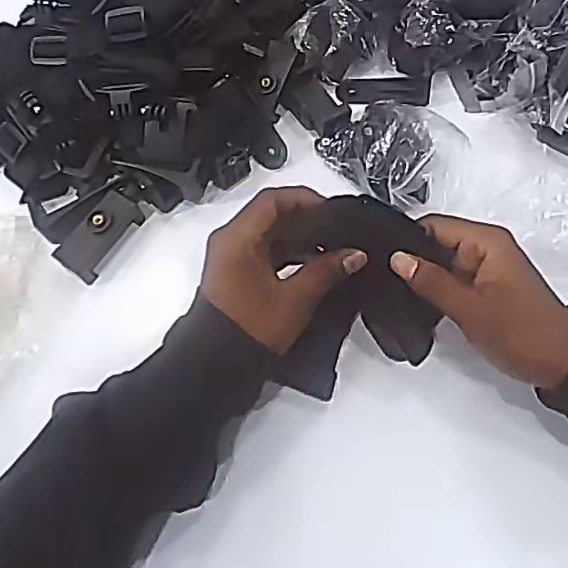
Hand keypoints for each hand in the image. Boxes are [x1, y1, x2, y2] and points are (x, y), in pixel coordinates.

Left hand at [201, 186, 366, 353]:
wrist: (215, 368)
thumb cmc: (244, 332)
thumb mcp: (295, 299)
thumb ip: (327, 271)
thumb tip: (352, 255)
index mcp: (237, 238)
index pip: (273, 200)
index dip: (304, 199)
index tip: (329, 209)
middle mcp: (229, 242)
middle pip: (271, 216)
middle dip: (306, 221)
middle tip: (336, 230)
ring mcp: (230, 259)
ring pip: (269, 235)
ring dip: (299, 240)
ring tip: (330, 251)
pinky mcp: (235, 275)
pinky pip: (263, 252)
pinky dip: (288, 255)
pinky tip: (313, 267)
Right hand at [388, 214, 567, 388]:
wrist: (562, 365)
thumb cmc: (524, 334)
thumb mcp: (471, 309)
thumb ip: (432, 282)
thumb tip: (399, 259)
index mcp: (486, 241)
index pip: (433, 225)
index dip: (407, 241)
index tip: (384, 260)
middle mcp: (486, 247)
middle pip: (436, 242)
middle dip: (414, 260)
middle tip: (388, 282)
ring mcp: (486, 266)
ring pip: (442, 262)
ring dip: (426, 277)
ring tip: (403, 295)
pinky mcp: (485, 284)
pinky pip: (453, 278)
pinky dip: (439, 288)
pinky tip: (424, 303)